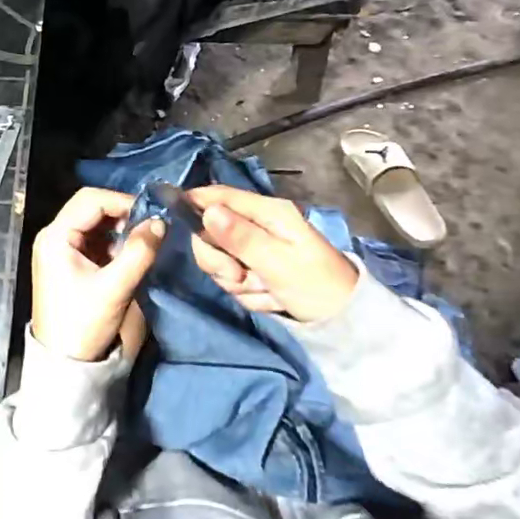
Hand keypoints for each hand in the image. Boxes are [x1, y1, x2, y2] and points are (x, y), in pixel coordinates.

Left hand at [31, 188, 163, 361]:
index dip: (122, 201)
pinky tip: (131, 252)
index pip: (91, 200)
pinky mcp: (68, 261)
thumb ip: (139, 252)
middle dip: (122, 212)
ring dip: (120, 227)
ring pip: (94, 222)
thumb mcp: (115, 288)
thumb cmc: (83, 325)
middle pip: (91, 207)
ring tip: (144, 239)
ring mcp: (59, 248)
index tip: (151, 215)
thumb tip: (160, 222)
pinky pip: (94, 238)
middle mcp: (53, 235)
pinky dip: (114, 240)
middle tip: (149, 225)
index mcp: (55, 237)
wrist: (63, 363)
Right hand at [186, 185, 357, 322]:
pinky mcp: (257, 271)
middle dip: (219, 260)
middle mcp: (259, 225)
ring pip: (220, 260)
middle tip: (239, 277)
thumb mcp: (277, 262)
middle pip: (212, 232)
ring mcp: (257, 249)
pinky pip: (233, 279)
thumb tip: (207, 210)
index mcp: (268, 212)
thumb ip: (241, 237)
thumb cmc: (315, 285)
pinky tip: (268, 299)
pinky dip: (247, 293)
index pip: (220, 195)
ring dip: (236, 281)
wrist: (344, 323)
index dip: (195, 202)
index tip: (176, 217)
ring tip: (264, 291)